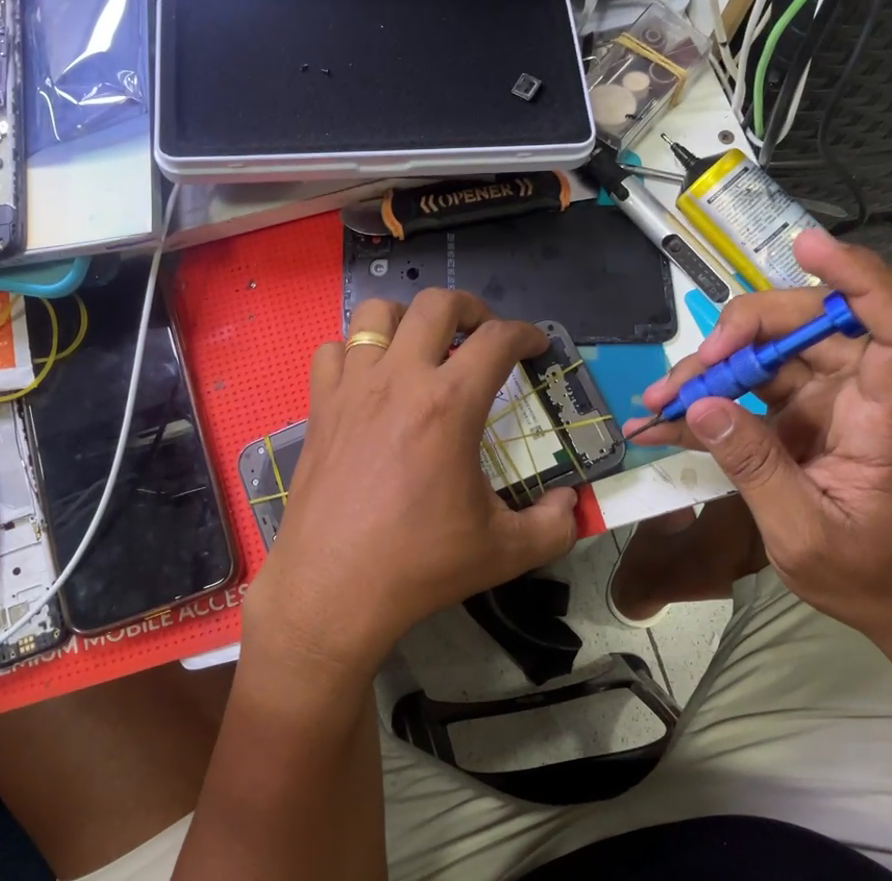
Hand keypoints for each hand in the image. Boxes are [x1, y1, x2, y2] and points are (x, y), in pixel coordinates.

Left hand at [245, 290, 578, 676]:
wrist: (334, 588)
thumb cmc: (421, 565)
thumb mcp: (506, 551)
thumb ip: (555, 524)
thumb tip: (572, 503)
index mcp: (449, 404)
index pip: (497, 340)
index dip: (526, 333)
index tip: (536, 346)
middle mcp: (398, 380)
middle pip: (436, 305)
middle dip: (471, 307)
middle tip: (484, 333)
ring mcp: (351, 389)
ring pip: (376, 314)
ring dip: (408, 318)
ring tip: (424, 346)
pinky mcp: (319, 407)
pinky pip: (332, 351)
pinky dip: (354, 352)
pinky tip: (369, 379)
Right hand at [622, 229, 891, 642]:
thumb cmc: (871, 575)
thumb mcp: (804, 535)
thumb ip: (755, 469)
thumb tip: (699, 407)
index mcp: (889, 419)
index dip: (861, 279)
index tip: (809, 247)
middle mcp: (860, 393)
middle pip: (808, 325)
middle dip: (740, 335)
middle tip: (687, 376)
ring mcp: (826, 400)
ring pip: (766, 351)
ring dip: (707, 368)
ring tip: (657, 401)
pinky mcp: (795, 414)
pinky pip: (745, 389)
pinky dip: (702, 401)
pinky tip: (660, 419)